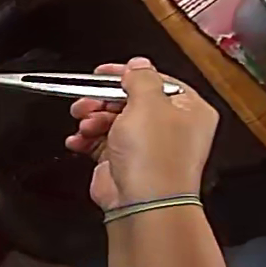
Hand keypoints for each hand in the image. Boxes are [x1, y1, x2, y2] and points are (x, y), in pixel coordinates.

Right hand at [64, 58, 217, 209]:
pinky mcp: (122, 162)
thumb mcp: (148, 104)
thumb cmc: (155, 157)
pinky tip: (78, 141)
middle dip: (102, 100)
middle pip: (129, 101)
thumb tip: (138, 65)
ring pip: (111, 121)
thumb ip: (141, 79)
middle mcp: (168, 127)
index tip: (103, 73)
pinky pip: (99, 143)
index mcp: (187, 109)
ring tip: (83, 125)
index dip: (127, 75)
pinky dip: (85, 140)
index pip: (155, 81)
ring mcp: (145, 146)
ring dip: (91, 120)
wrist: (142, 201)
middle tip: (85, 101)